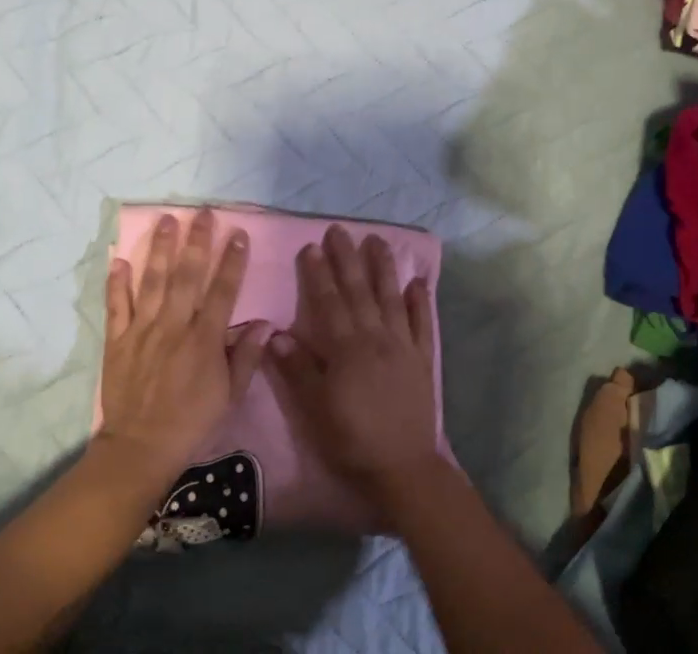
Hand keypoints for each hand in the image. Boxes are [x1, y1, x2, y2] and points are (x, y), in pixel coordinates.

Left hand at [97, 210, 271, 477]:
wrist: (142, 446)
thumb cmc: (192, 423)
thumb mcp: (230, 396)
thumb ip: (246, 357)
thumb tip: (265, 324)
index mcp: (205, 340)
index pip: (223, 291)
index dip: (232, 261)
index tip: (238, 233)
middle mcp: (174, 326)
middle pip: (187, 275)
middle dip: (196, 241)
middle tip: (201, 213)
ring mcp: (142, 330)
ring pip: (152, 281)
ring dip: (159, 249)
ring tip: (165, 220)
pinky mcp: (117, 340)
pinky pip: (117, 305)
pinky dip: (117, 282)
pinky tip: (120, 259)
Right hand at [269, 225, 442, 501]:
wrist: (402, 467)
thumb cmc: (351, 438)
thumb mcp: (314, 407)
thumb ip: (297, 368)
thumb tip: (274, 333)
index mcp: (346, 349)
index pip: (328, 302)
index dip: (318, 274)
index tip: (311, 247)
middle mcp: (375, 338)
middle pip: (359, 291)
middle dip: (348, 259)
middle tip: (340, 230)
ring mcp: (403, 346)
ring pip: (391, 298)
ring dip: (383, 268)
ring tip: (377, 240)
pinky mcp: (423, 360)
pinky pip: (423, 324)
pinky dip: (420, 301)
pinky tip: (417, 282)